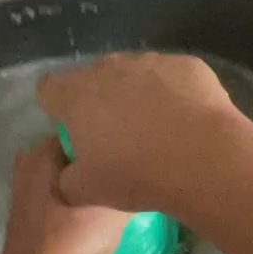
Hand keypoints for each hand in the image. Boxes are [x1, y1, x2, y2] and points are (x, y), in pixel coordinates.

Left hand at [0, 139, 130, 253]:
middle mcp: (31, 161)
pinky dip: (83, 199)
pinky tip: (104, 212)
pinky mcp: (34, 212)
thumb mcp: (111, 209)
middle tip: (137, 170)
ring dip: (96, 182)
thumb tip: (146, 172)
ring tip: (126, 190)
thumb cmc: (71, 241)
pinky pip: (66, 194)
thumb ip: (129, 182)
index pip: (87, 128)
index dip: (113, 138)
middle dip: (105, 161)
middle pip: (80, 152)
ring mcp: (29, 188)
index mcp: (42, 150)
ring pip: (73, 174)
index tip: (139, 150)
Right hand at [37, 53, 252, 213]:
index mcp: (76, 95)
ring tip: (158, 131)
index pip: (48, 88)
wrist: (204, 158)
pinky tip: (187, 122)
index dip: (56, 108)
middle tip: (117, 137)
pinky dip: (173, 93)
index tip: (73, 130)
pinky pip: (170, 76)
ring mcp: (148, 60)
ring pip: (132, 74)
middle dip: (99, 101)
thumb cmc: (137, 174)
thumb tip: (70, 172)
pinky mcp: (185, 63)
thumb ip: (66, 179)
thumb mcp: (86, 193)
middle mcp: (108, 68)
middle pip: (92, 78)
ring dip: (136, 95)